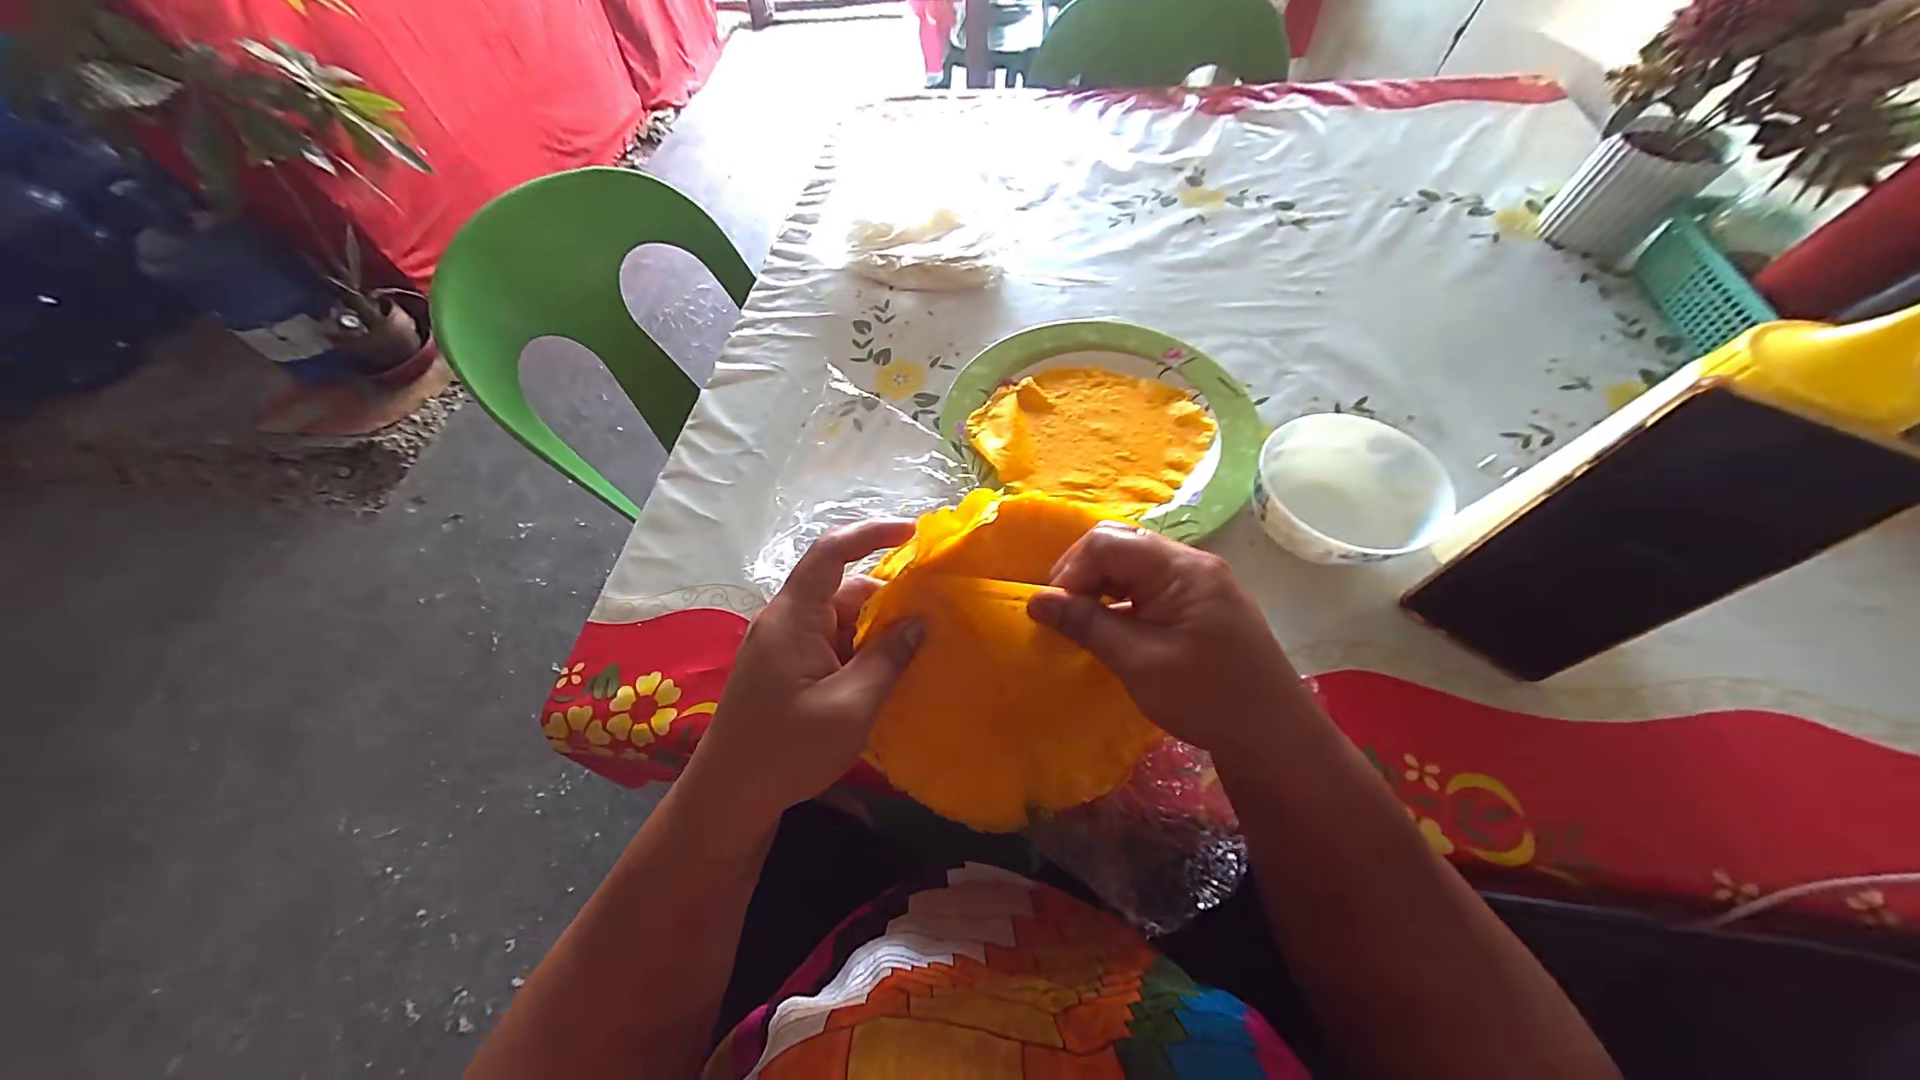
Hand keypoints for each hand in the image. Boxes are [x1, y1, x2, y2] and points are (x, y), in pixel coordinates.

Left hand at [681, 521, 926, 834]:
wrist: (728, 797)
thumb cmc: (786, 751)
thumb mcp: (850, 707)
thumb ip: (888, 659)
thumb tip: (920, 622)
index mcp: (793, 617)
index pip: (831, 553)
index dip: (871, 533)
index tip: (914, 533)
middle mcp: (787, 620)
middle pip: (844, 590)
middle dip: (889, 600)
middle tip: (935, 619)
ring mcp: (785, 644)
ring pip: (842, 619)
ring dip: (877, 631)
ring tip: (918, 652)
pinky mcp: (788, 666)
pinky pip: (832, 642)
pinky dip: (862, 651)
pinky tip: (888, 673)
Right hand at [1026, 524, 1312, 755]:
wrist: (1274, 735)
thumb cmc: (1207, 697)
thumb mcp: (1139, 662)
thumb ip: (1086, 624)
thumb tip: (1036, 601)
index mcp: (1181, 568)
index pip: (1108, 543)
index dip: (1071, 570)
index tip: (1052, 611)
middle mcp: (1191, 563)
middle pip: (1120, 544)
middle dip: (1081, 573)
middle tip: (1061, 612)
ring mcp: (1197, 581)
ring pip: (1131, 563)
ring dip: (1099, 585)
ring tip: (1079, 621)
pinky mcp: (1198, 602)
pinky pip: (1147, 583)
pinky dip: (1120, 598)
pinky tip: (1109, 625)